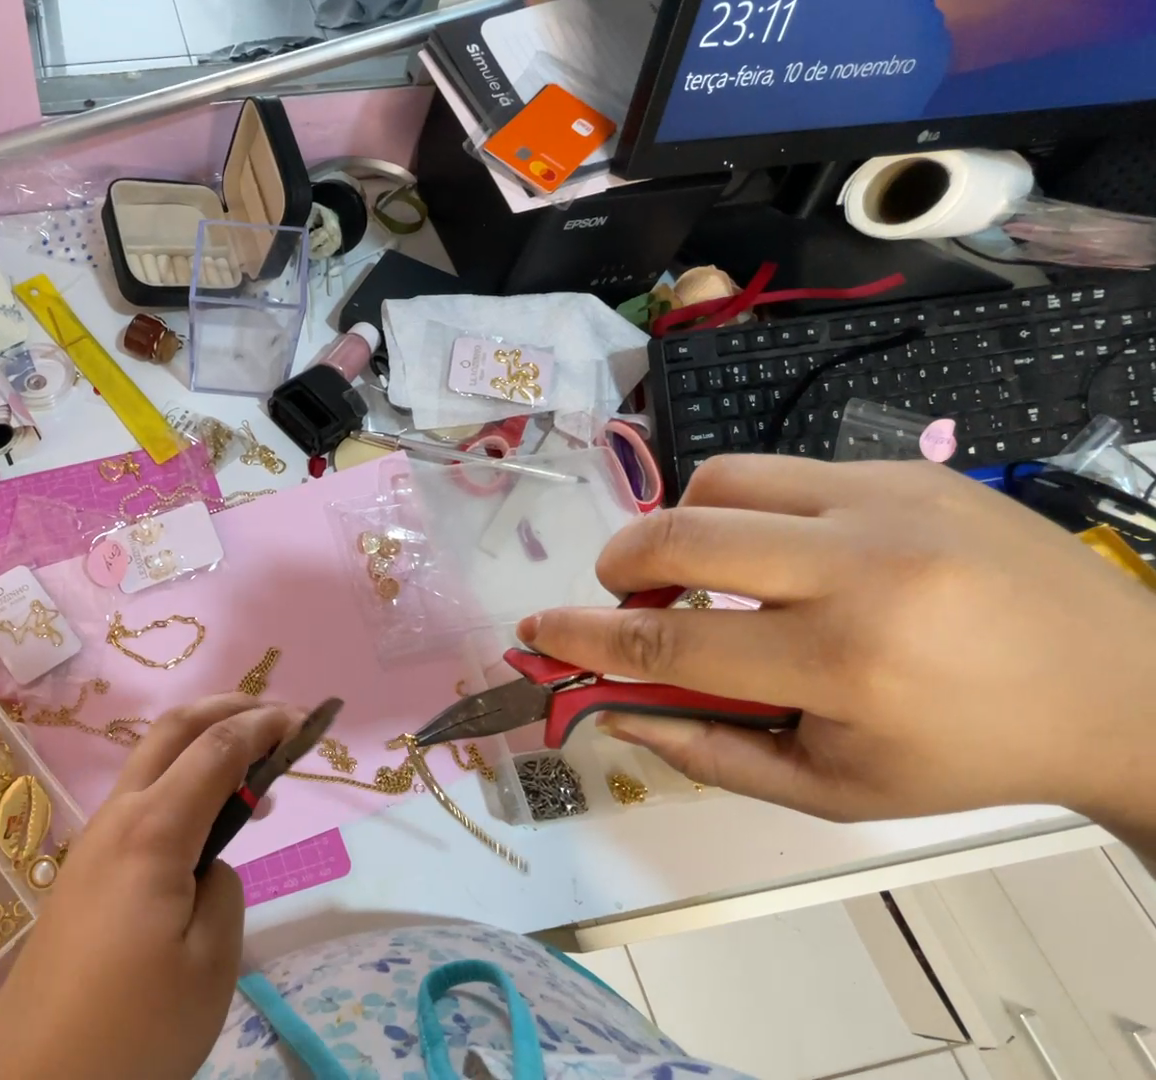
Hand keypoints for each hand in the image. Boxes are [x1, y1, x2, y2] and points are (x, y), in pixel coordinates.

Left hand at [0, 695, 302, 1079]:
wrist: (36, 1078)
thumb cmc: (134, 1026)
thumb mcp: (210, 964)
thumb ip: (224, 890)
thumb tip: (210, 863)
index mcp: (152, 830)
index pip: (215, 749)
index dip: (263, 725)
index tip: (305, 719)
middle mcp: (117, 817)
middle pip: (171, 731)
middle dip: (226, 709)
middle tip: (277, 716)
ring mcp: (94, 841)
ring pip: (151, 762)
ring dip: (203, 746)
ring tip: (256, 775)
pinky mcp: (85, 870)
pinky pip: (140, 801)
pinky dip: (181, 783)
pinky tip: (206, 823)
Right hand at [519, 456, 1155, 840]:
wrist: (1131, 690)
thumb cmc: (963, 753)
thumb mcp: (830, 787)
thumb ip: (705, 750)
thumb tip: (611, 706)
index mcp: (846, 665)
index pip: (671, 640)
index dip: (587, 635)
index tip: (538, 630)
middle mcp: (862, 570)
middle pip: (678, 536)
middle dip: (618, 565)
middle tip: (622, 595)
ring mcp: (887, 504)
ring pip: (717, 482)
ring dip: (678, 527)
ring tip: (704, 570)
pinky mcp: (904, 470)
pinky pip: (776, 472)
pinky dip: (739, 510)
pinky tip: (774, 551)